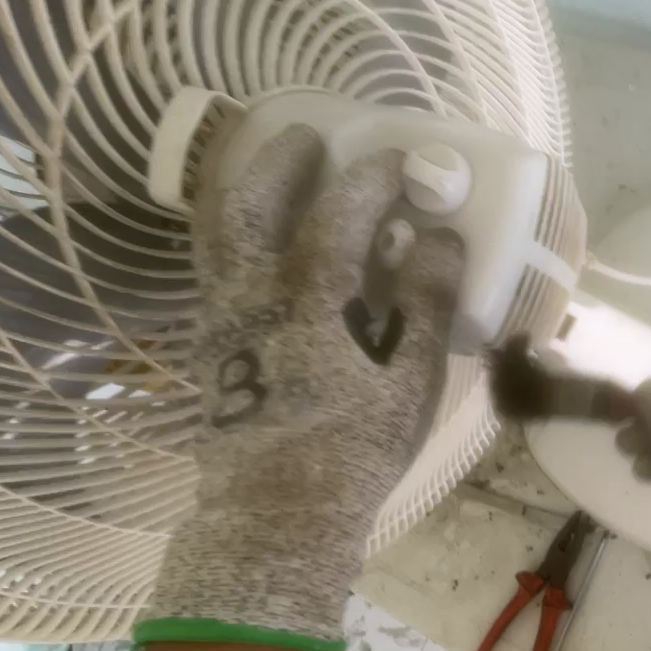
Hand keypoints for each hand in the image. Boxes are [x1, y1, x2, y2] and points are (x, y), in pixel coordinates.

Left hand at [136, 124, 462, 650]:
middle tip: (312, 140)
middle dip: (282, 161)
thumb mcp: (412, 379)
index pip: (342, 212)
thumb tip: (440, 238)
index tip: (401, 160)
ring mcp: (222, 316)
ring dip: (248, 190)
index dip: (373, 177)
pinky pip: (217, 266)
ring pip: (219, 232)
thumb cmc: (359, 447)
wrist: (281, 511)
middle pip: (252, 202)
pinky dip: (237, 235)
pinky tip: (264, 245)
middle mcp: (254, 293)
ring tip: (274, 173)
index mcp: (313, 299)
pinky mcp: (210, 344)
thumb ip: (426, 303)